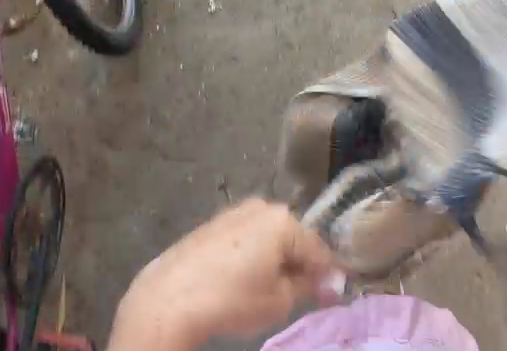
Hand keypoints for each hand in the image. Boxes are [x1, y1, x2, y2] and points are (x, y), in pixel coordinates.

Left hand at [109, 199, 343, 350]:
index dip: (328, 275)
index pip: (319, 249)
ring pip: (269, 236)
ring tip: (269, 288)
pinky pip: (248, 236)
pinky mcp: (216, 222)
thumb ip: (308, 285)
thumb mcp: (279, 299)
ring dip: (276, 258)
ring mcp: (235, 211)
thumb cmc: (233, 297)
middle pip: (293, 237)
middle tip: (297, 294)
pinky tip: (244, 278)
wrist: (174, 293)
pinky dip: (254, 254)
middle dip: (300, 263)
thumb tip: (328, 281)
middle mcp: (260, 206)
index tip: (331, 296)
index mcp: (282, 220)